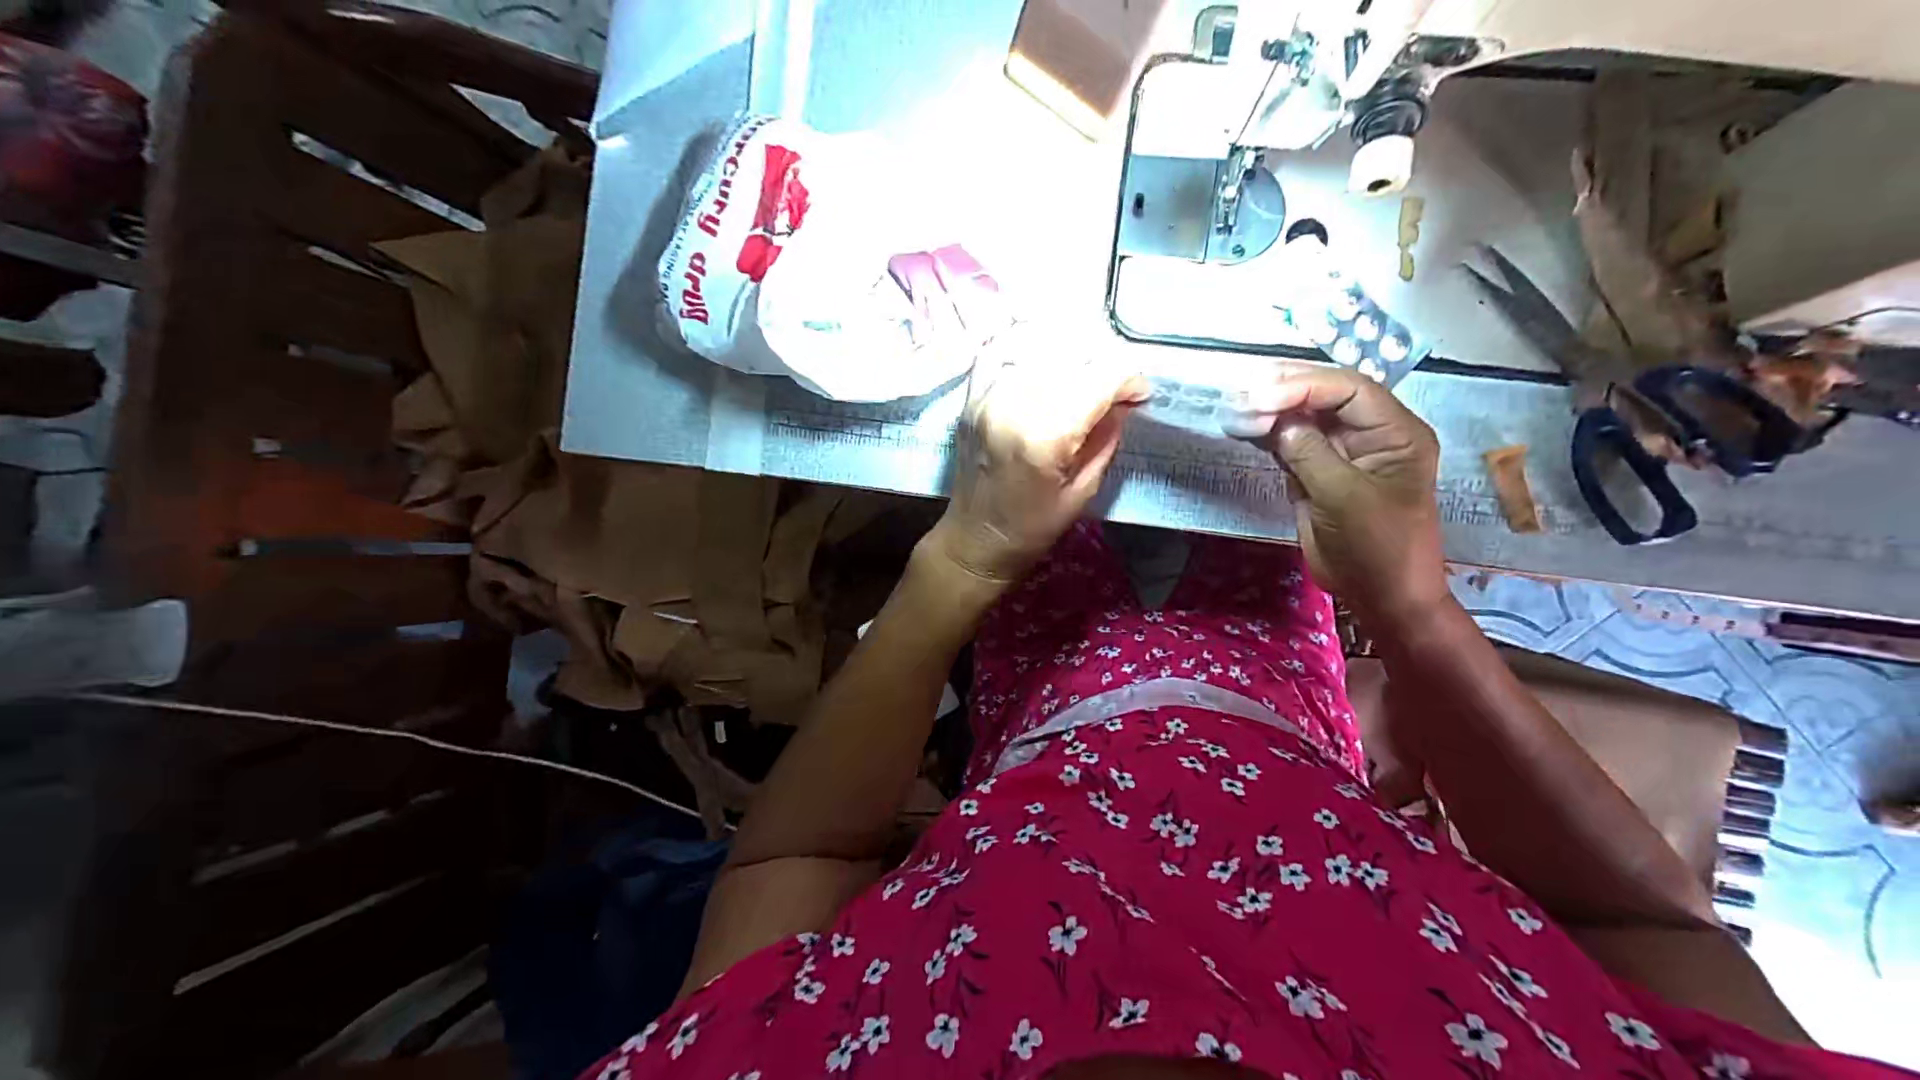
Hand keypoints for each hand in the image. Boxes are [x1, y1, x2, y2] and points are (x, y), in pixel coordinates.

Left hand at [929, 338, 1149, 585]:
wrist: (975, 538)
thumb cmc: (1032, 526)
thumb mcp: (1083, 489)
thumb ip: (1106, 437)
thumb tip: (1124, 399)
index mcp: (1044, 435)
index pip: (1100, 377)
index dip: (1128, 380)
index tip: (1138, 394)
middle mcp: (1012, 404)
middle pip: (1073, 355)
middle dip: (1102, 367)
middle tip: (1111, 390)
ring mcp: (986, 394)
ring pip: (1039, 344)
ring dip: (1069, 354)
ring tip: (1080, 377)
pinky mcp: (971, 394)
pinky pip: (1000, 348)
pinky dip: (1026, 345)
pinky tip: (1043, 360)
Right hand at [1223, 363, 1447, 626]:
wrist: (1382, 596)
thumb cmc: (1377, 547)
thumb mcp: (1344, 498)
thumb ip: (1310, 453)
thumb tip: (1276, 422)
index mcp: (1395, 432)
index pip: (1348, 389)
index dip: (1302, 387)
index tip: (1258, 398)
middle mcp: (1372, 433)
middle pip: (1325, 396)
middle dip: (1283, 393)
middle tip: (1240, 397)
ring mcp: (1344, 453)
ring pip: (1305, 418)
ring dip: (1271, 412)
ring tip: (1235, 410)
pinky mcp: (1320, 473)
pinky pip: (1293, 444)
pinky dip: (1268, 436)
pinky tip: (1244, 429)